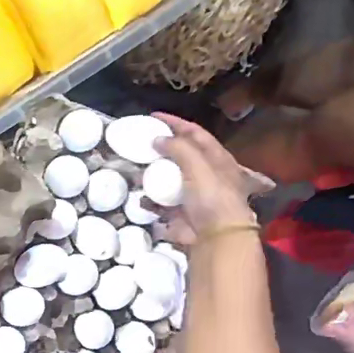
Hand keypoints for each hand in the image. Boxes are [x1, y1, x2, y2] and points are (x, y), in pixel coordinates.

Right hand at [152, 113, 257, 244]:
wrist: (215, 236)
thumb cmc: (212, 196)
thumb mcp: (197, 165)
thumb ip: (178, 148)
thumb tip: (158, 140)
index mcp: (217, 158)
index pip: (195, 133)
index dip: (175, 123)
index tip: (153, 116)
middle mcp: (207, 174)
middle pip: (182, 155)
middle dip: (162, 149)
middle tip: (141, 143)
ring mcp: (193, 195)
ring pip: (169, 178)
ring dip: (153, 174)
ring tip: (136, 168)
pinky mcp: (181, 213)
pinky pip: (161, 203)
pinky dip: (150, 200)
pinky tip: (141, 197)